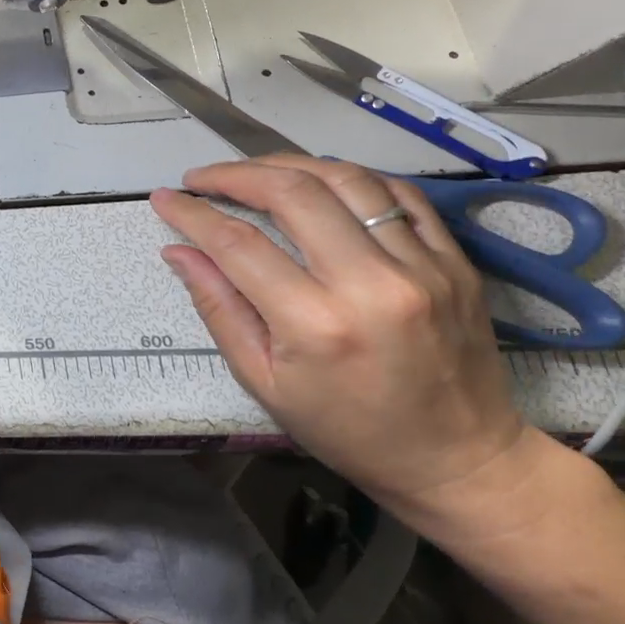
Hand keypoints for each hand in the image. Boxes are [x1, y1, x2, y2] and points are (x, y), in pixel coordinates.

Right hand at [151, 155, 525, 513]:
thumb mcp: (261, 379)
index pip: (238, 243)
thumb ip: (218, 307)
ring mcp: (423, 267)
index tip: (165, 199)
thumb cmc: (345, 427)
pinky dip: (350, 180)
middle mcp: (373, 284)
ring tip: (253, 173)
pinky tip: (317, 185)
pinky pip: (400, 197)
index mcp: (316, 322)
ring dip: (289, 166)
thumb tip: (178, 250)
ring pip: (349, 181)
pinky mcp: (455, 263)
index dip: (193, 213)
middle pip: (295, 194)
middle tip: (202, 178)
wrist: (459, 457)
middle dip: (236, 176)